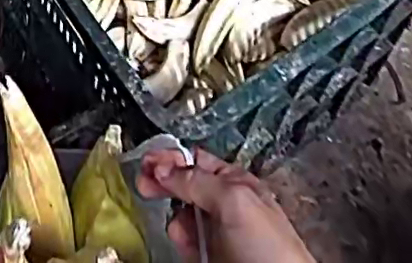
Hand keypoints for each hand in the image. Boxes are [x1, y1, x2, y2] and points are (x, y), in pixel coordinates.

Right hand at [137, 149, 315, 262]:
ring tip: (173, 224)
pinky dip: (180, 240)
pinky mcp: (213, 260)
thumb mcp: (234, 201)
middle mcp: (226, 205)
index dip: (171, 158)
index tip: (147, 162)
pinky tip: (180, 242)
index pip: (196, 160)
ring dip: (173, 214)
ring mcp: (220, 235)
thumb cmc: (268, 249)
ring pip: (185, 215)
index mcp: (236, 183)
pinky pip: (189, 244)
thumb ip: (197, 180)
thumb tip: (162, 167)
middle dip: (164, 181)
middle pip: (187, 185)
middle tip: (142, 185)